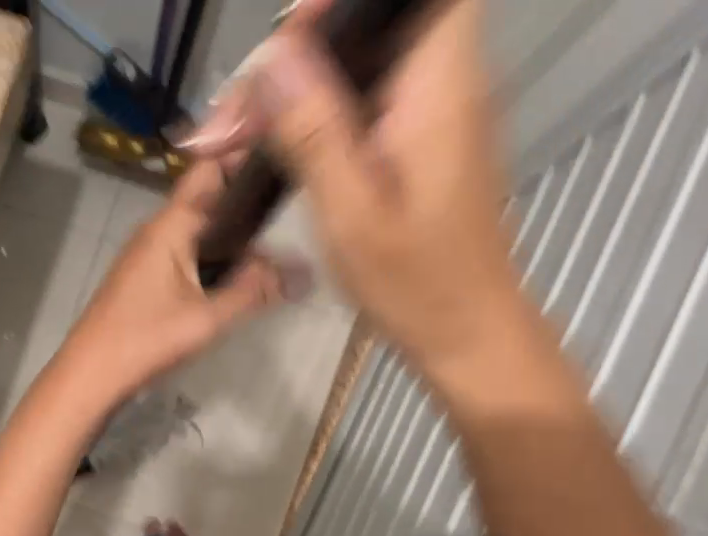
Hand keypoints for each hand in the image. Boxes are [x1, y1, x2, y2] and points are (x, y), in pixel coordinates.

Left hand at [52, 160, 304, 403]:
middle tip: (289, 220)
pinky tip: (233, 282)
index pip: (211, 168)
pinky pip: (185, 254)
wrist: (89, 376)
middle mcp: (157, 230)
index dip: (246, 157)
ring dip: (230, 238)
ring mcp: (146, 254)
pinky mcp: (142, 279)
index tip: (285, 163)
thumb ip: (255, 291)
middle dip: (246, 206)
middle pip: (208, 199)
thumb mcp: (208, 319)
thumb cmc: (145, 340)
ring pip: (198, 230)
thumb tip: (303, 271)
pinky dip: (211, 259)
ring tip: (271, 254)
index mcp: (171, 224)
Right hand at [186, 0, 539, 374]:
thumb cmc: (416, 283)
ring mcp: (434, 108)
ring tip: (241, 128)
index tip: (293, 33)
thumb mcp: (352, 212)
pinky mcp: (418, 136)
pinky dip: (315, 108)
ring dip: (299, 80)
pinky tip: (273, 144)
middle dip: (301, 45)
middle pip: (373, 21)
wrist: (466, 331)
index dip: (348, 2)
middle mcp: (446, 80)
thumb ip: (315, 130)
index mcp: (439, 87)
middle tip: (241, 107)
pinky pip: (363, 94)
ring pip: (360, 58)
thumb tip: (275, 54)